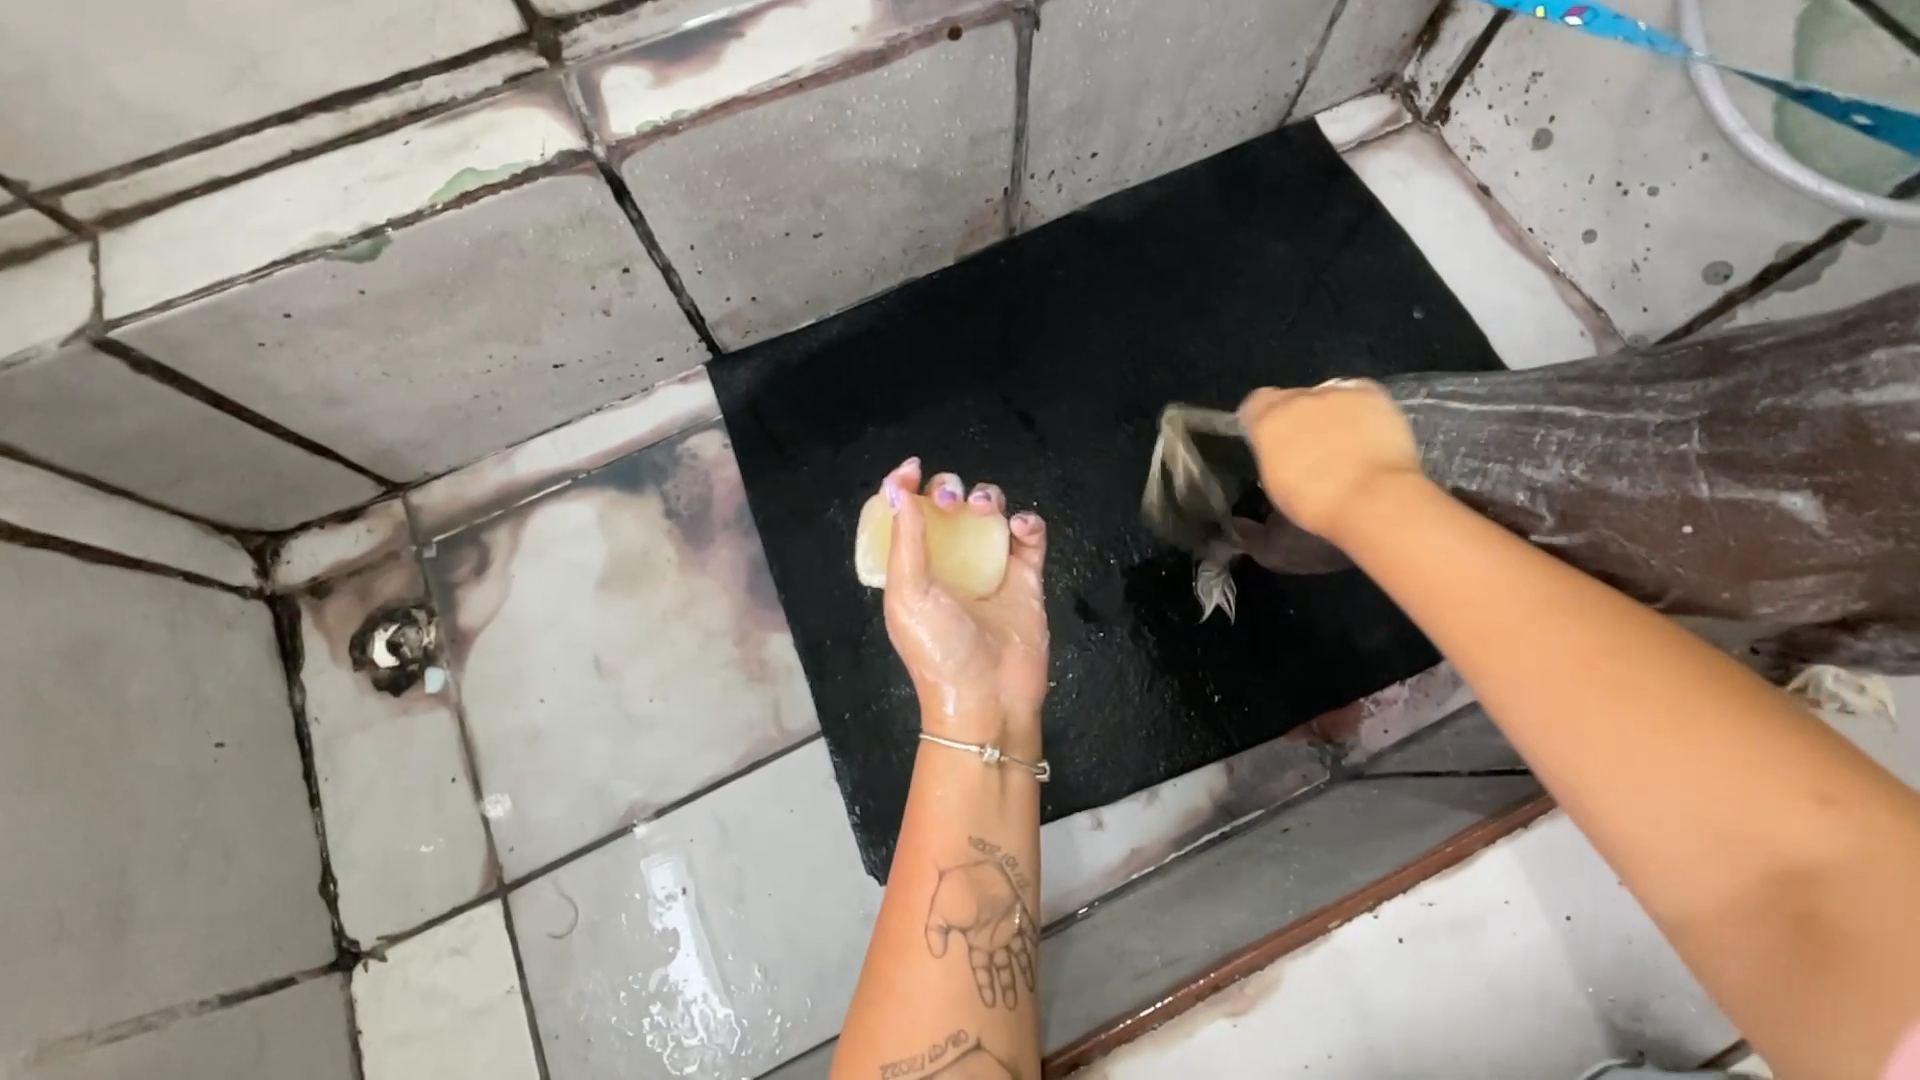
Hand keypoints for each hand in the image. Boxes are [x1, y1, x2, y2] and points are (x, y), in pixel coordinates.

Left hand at [879, 459, 1048, 748]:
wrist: (988, 699)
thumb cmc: (939, 649)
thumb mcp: (908, 595)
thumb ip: (904, 540)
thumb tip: (896, 490)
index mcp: (913, 568)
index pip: (907, 516)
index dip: (906, 488)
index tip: (912, 469)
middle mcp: (950, 563)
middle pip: (950, 506)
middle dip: (949, 490)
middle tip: (951, 501)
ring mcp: (990, 569)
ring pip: (990, 514)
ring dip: (988, 499)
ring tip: (985, 509)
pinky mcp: (1026, 579)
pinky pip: (1030, 538)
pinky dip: (1028, 524)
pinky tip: (1022, 529)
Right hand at [924, 859, 1038, 1009]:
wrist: (969, 862)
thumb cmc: (954, 888)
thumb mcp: (938, 911)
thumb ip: (935, 932)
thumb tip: (937, 953)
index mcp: (976, 940)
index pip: (982, 969)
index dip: (986, 986)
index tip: (991, 1003)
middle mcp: (993, 937)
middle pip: (1002, 967)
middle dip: (1006, 985)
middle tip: (1011, 1004)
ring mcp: (1007, 924)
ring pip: (1018, 954)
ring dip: (1023, 970)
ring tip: (1029, 986)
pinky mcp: (1018, 911)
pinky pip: (1028, 930)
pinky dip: (1033, 943)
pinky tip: (1038, 956)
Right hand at [1238, 379, 1425, 541]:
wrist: (1372, 497)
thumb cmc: (1315, 503)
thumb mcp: (1275, 483)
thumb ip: (1273, 454)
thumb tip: (1281, 448)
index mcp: (1267, 421)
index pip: (1254, 405)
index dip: (1263, 419)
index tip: (1273, 439)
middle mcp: (1297, 399)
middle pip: (1292, 399)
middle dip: (1298, 418)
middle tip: (1312, 447)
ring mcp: (1336, 392)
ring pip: (1326, 396)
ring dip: (1330, 413)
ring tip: (1345, 442)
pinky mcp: (1372, 394)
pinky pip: (1359, 395)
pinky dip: (1360, 410)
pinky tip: (1368, 431)